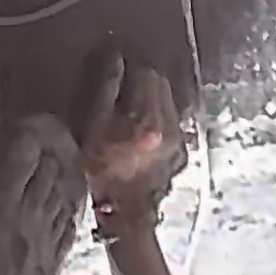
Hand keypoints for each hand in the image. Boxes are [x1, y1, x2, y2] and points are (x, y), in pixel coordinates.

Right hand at [79, 48, 185, 232]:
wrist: (123, 216)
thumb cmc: (100, 168)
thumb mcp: (93, 124)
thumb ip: (106, 88)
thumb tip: (115, 57)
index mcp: (149, 119)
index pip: (146, 73)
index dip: (129, 66)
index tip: (115, 66)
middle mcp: (171, 127)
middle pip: (161, 84)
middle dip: (142, 78)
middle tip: (121, 84)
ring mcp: (180, 140)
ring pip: (168, 100)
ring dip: (151, 95)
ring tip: (129, 105)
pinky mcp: (182, 152)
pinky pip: (172, 119)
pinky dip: (158, 114)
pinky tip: (141, 126)